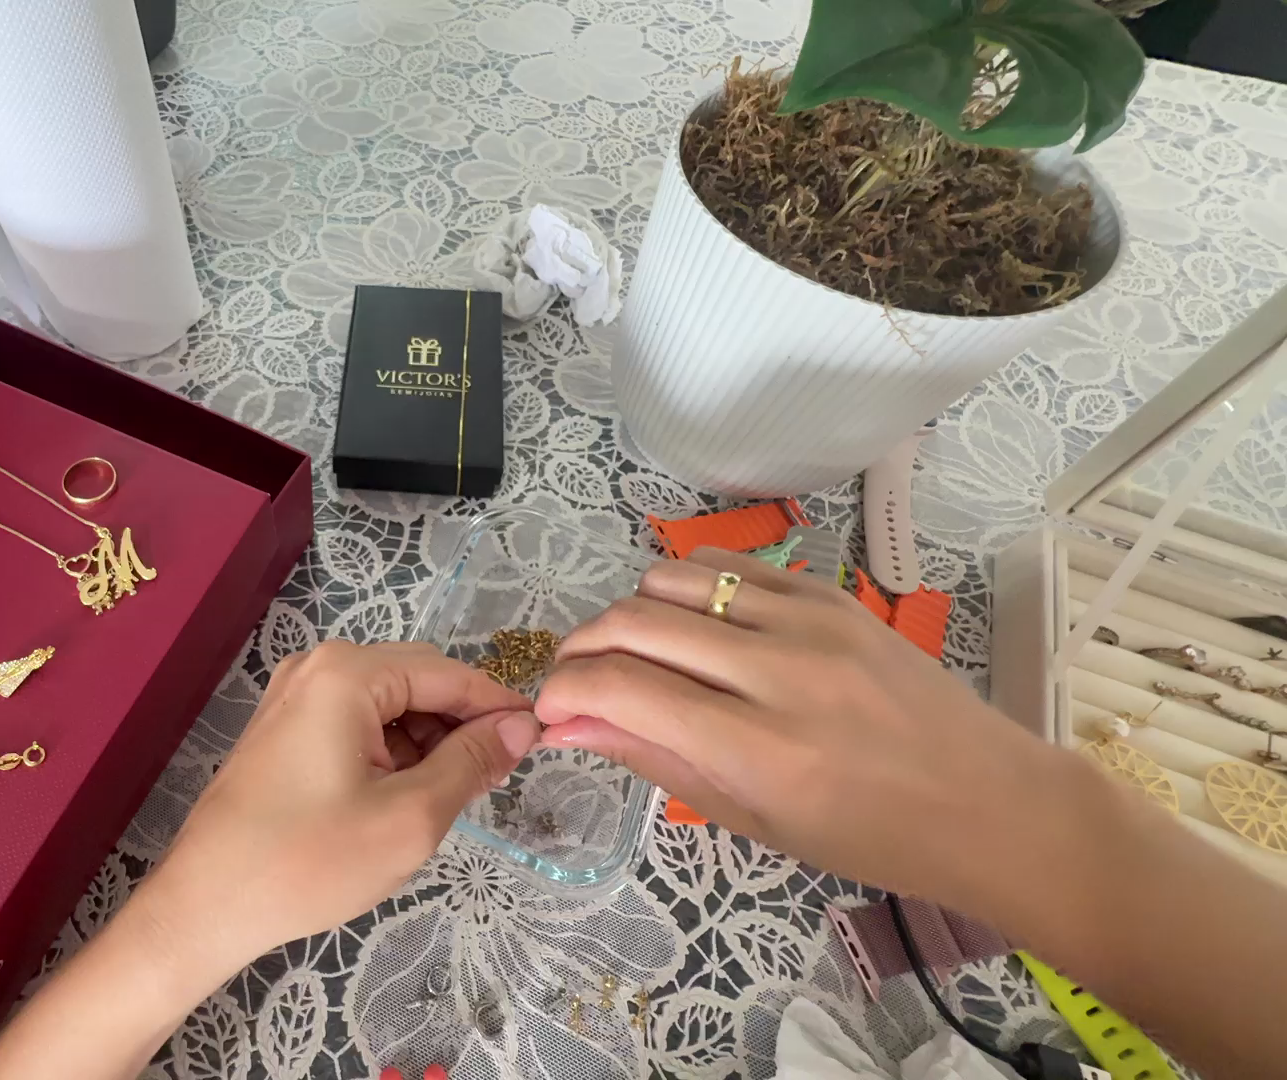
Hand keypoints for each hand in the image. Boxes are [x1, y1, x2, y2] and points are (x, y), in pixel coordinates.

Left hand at [137, 641, 538, 976]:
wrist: (205, 904)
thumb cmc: (309, 861)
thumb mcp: (409, 817)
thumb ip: (470, 762)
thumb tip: (519, 726)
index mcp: (347, 673)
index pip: (446, 673)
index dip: (495, 705)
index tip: (536, 741)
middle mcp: (318, 665)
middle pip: (415, 679)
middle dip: (459, 723)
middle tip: (494, 777)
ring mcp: (295, 692)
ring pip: (386, 700)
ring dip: (425, 737)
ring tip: (449, 792)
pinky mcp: (285, 724)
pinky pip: (355, 718)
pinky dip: (389, 746)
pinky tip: (401, 790)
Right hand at [533, 547, 1106, 914]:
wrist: (996, 804)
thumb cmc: (865, 836)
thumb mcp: (745, 817)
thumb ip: (646, 756)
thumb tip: (563, 723)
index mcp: (760, 747)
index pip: (619, 688)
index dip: (562, 691)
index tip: (551, 708)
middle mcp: (778, 669)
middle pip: (630, 621)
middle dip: (578, 648)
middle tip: (577, 679)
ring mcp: (807, 618)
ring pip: (665, 579)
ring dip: (628, 615)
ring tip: (641, 653)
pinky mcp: (826, 592)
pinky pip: (719, 564)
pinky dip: (682, 589)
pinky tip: (694, 626)